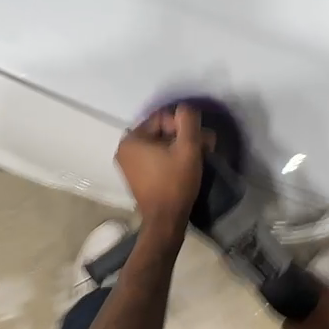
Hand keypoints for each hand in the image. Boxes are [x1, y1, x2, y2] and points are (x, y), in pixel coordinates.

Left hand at [116, 104, 204, 234]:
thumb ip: (188, 120)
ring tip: (197, 158)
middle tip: (204, 148)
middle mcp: (124, 149)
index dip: (184, 126)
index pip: (163, 118)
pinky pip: (154, 158)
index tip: (199, 141)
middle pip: (160, 131)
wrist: (166, 220)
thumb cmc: (176, 183)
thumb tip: (186, 108)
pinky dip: (169, 158)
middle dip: (183, 137)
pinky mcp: (135, 177)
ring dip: (179, 148)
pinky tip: (184, 167)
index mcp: (131, 139)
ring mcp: (127, 164)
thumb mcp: (188, 148)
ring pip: (159, 145)